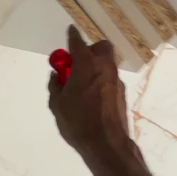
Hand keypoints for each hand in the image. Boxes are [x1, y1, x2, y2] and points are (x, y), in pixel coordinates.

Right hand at [47, 27, 138, 171]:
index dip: (72, 36)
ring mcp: (116, 80)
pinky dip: (101, 80)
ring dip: (95, 65)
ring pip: (107, 63)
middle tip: (77, 62)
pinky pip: (109, 78)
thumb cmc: (78, 122)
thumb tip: (56, 76)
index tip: (70, 31)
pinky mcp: (122, 93)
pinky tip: (92, 97)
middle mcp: (104, 68)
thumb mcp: (57, 105)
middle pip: (101, 47)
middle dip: (90, 49)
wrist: (106, 144)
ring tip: (82, 83)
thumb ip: (55, 86)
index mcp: (86, 66)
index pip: (78, 42)